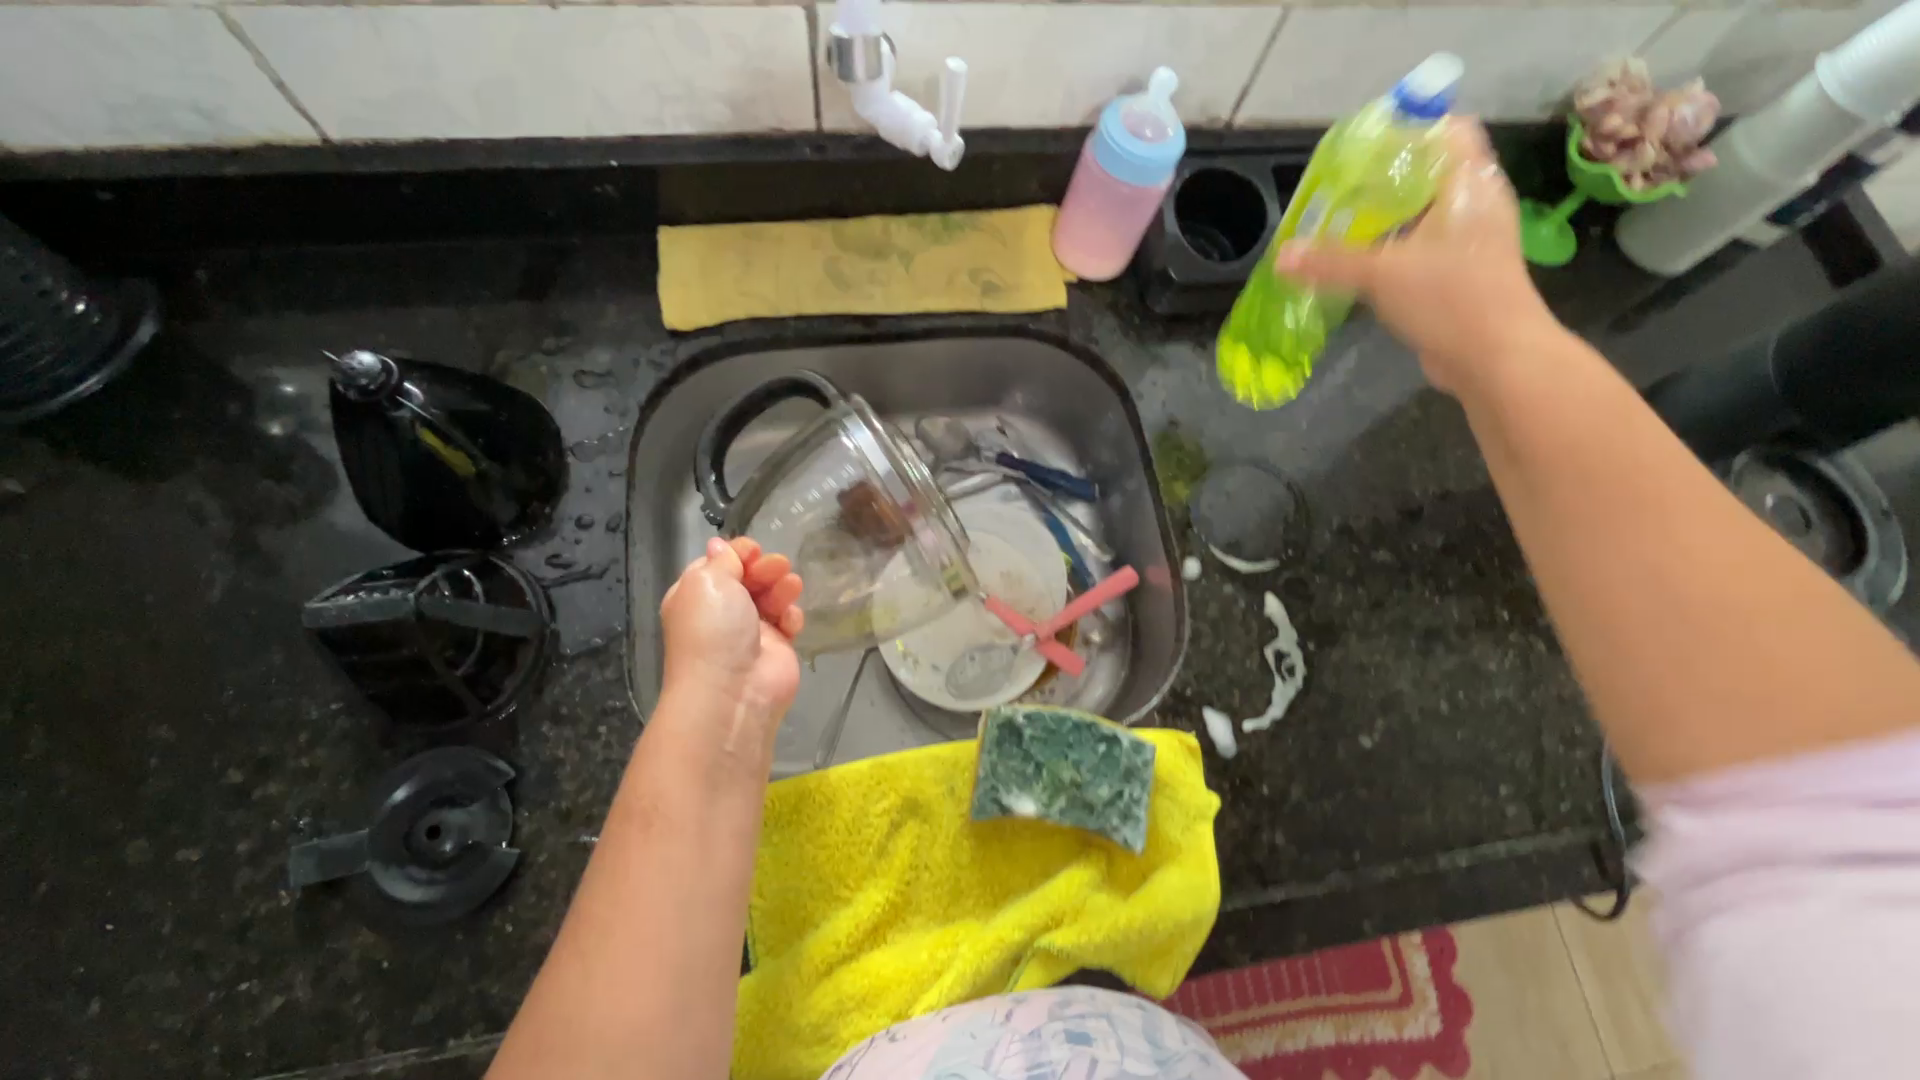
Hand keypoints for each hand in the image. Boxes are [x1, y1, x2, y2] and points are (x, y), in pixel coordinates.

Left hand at [659, 537, 803, 728]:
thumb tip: (720, 545)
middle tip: (776, 567)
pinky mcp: (777, 647)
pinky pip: (788, 620)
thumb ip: (722, 560)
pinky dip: (792, 615)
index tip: (753, 552)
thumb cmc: (712, 630)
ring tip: (789, 588)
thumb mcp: (707, 582)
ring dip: (782, 587)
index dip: (737, 553)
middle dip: (765, 568)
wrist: (733, 691)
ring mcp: (751, 630)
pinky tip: (790, 621)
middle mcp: (721, 611)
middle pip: (749, 576)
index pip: (719, 563)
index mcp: (696, 594)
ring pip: (772, 595)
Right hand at [1274, 119, 1562, 394]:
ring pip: (1425, 212)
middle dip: (1387, 176)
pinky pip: (1423, 247)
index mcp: (1470, 185)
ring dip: (1388, 216)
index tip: (1367, 143)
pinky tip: (1363, 261)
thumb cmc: (1451, 298)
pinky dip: (1394, 248)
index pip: (1449, 130)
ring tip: (1343, 222)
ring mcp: (1472, 241)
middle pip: (1431, 172)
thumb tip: (1281, 256)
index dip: (1411, 127)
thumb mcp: (1381, 275)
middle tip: (1342, 186)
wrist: (1496, 358)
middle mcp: (1476, 204)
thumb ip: (1329, 262)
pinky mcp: (1462, 274)